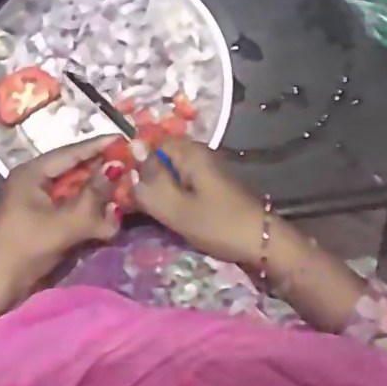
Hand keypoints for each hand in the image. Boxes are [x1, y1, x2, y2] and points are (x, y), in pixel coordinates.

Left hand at [0, 135, 125, 309]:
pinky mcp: (47, 220)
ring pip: (78, 190)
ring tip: (127, 190)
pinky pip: (75, 207)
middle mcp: (37, 182)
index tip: (125, 139)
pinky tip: (112, 216)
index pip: (72, 152)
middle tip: (132, 166)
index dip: (99, 145)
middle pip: (77, 169)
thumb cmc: (25, 248)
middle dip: (103, 171)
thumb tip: (118, 168)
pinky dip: (92, 210)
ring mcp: (42, 202)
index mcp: (33, 173)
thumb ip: (93, 195)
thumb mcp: (63, 222)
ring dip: (100, 193)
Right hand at [129, 140, 267, 266]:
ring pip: (173, 174)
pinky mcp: (213, 189)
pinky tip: (170, 216)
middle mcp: (200, 155)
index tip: (123, 184)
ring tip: (149, 212)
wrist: (263, 243)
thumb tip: (132, 148)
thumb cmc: (218, 224)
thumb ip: (150, 180)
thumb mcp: (175, 207)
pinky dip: (175, 198)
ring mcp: (208, 172)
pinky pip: (185, 186)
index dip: (136, 160)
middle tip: (134, 203)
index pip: (153, 142)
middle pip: (163, 159)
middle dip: (147, 178)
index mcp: (191, 152)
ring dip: (161, 191)